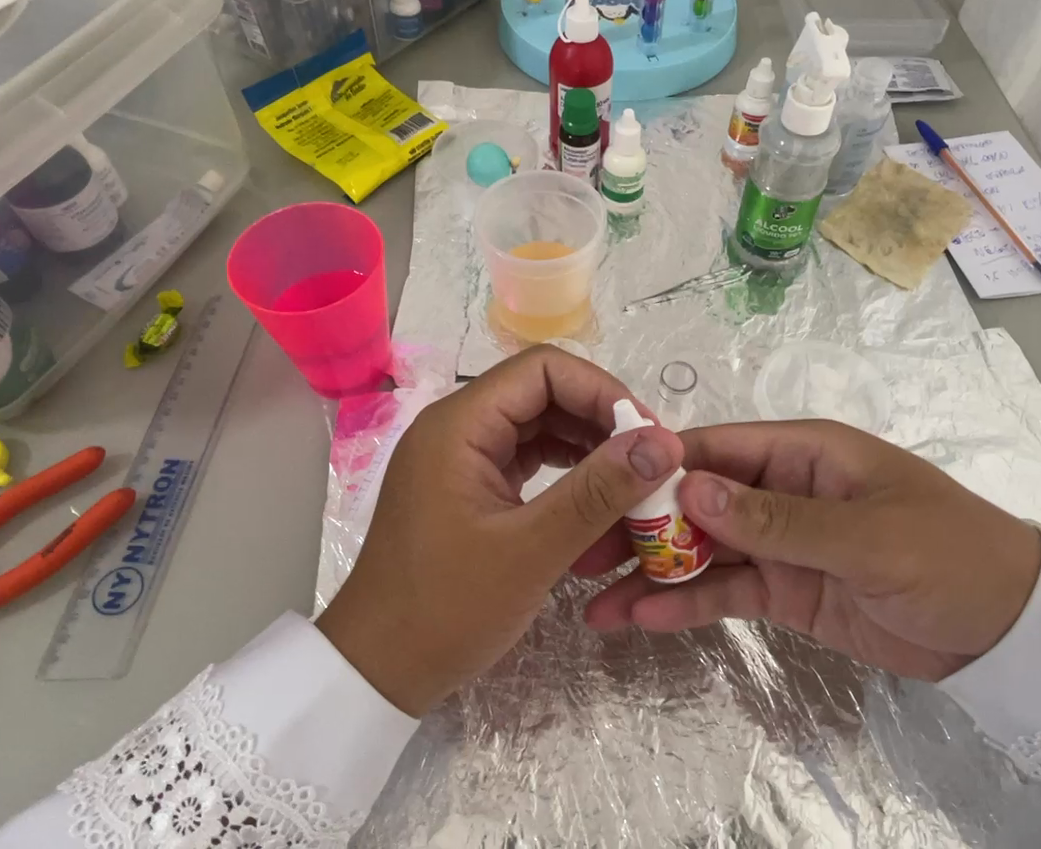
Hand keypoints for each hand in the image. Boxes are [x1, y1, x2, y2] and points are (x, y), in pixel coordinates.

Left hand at [316, 346, 682, 715]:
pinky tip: (597, 496)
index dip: (601, 391)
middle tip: (648, 461)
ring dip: (586, 444)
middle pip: (542, 392)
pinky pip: (525, 457)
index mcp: (459, 425)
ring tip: (632, 479)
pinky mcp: (468, 486)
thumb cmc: (445, 609)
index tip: (647, 436)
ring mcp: (461, 457)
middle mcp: (458, 427)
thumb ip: (598, 492)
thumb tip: (664, 443)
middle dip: (599, 419)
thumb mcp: (531, 551)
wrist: (376, 671)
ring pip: (537, 424)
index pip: (542, 369)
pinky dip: (565, 469)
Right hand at [583, 420, 1040, 680]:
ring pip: (702, 551)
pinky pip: (726, 592)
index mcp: (802, 453)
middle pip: (696, 502)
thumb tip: (690, 491)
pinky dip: (685, 605)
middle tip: (579, 550)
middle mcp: (781, 490)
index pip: (715, 449)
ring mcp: (780, 543)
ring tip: (592, 599)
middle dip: (640, 524)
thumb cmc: (947, 554)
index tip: (598, 487)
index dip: (657, 466)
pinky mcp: (786, 590)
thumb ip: (776, 519)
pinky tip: (640, 620)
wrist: (1010, 628)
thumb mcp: (865, 536)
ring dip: (651, 572)